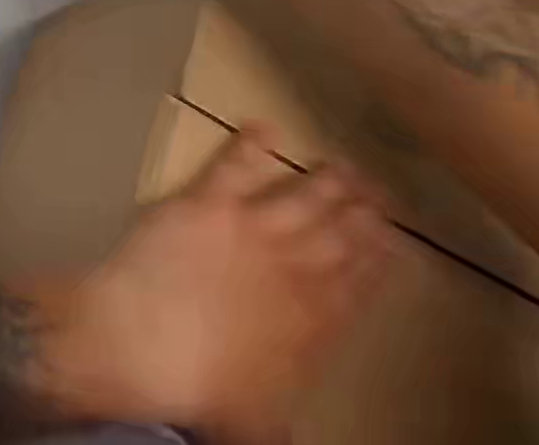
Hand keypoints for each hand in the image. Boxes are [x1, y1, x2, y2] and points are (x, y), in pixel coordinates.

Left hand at [44, 128, 395, 442]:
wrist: (143, 341)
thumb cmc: (201, 391)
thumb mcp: (257, 423)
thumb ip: (281, 423)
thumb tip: (291, 437)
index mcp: (311, 323)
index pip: (357, 287)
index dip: (378, 262)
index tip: (395, 241)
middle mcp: (293, 270)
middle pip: (339, 236)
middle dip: (363, 215)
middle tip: (382, 194)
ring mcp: (253, 229)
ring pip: (303, 197)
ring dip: (327, 181)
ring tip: (345, 166)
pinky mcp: (210, 202)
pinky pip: (235, 164)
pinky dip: (249, 143)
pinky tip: (263, 125)